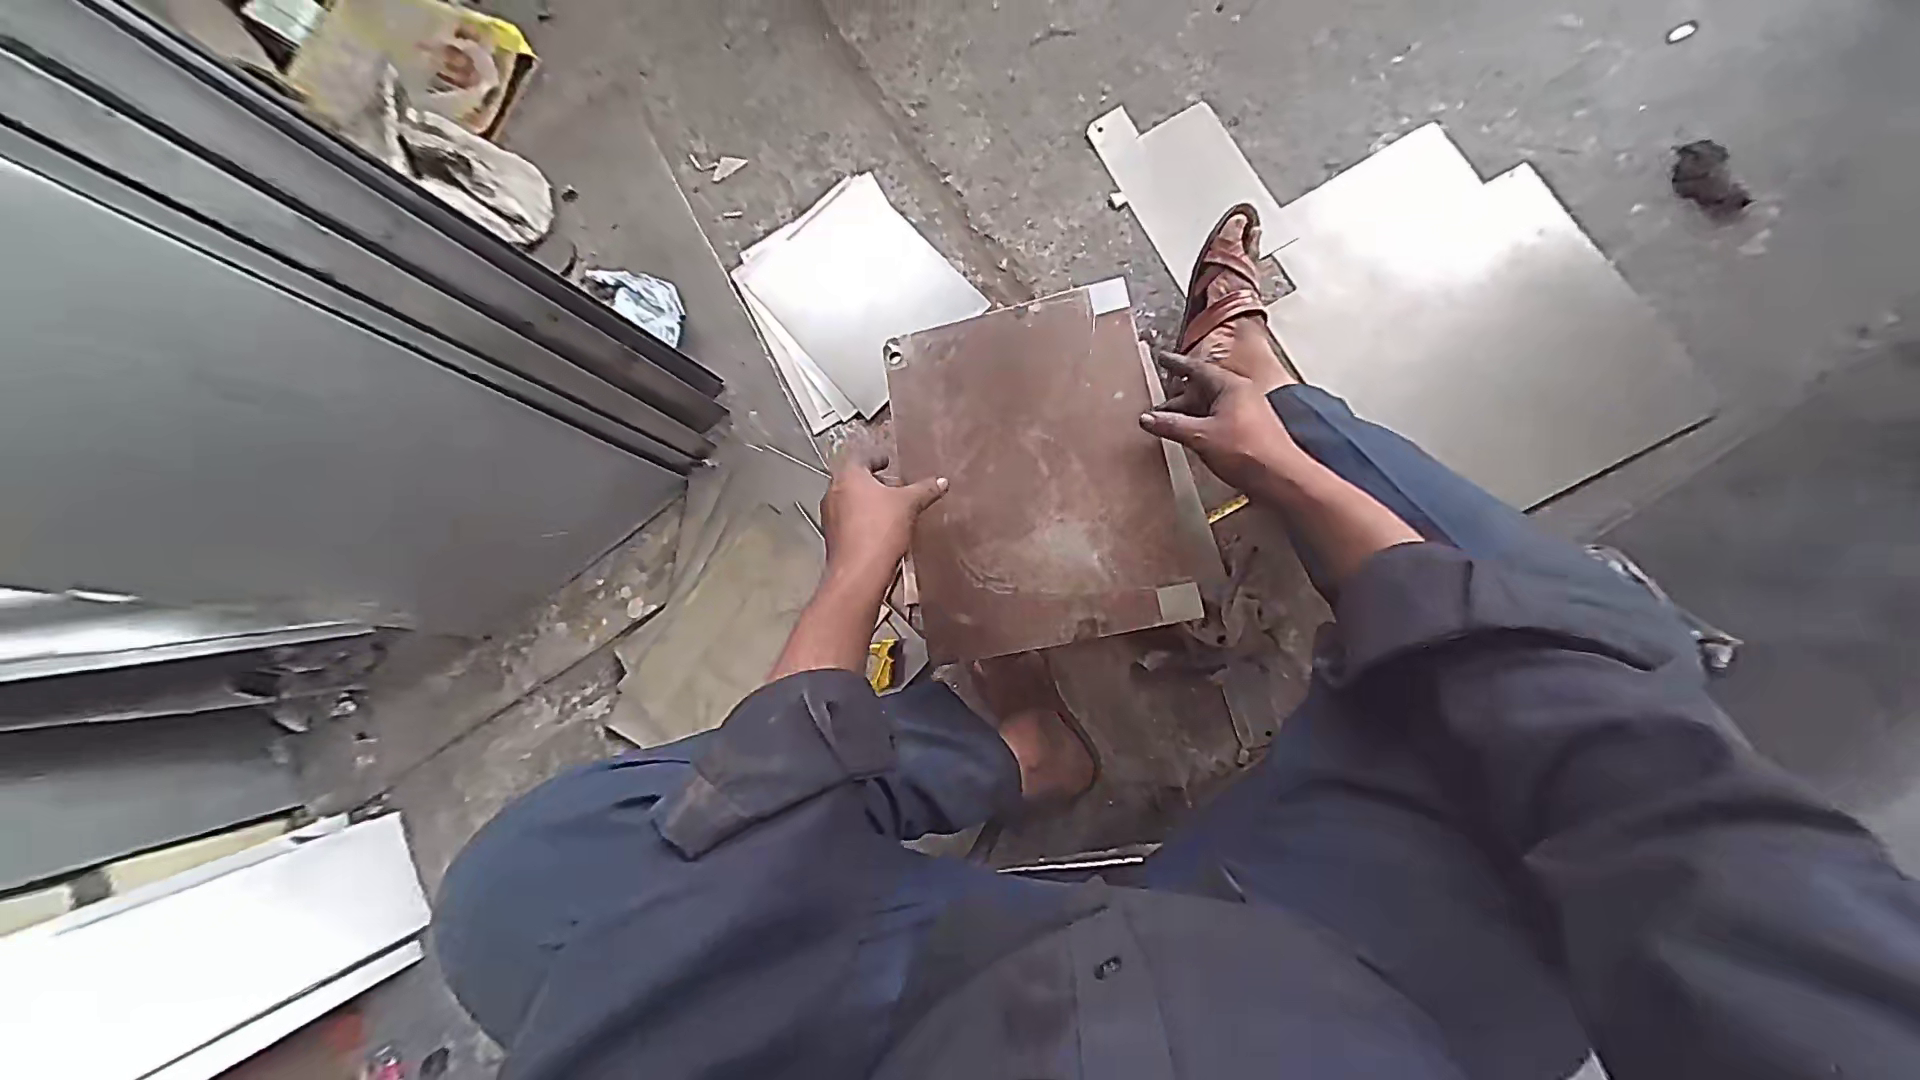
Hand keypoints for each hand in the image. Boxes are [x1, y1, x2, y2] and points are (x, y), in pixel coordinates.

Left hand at [819, 439, 947, 585]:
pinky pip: (849, 523)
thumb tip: (941, 481)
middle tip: (893, 486)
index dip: (876, 459)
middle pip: (854, 481)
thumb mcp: (909, 504)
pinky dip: (863, 521)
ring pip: (850, 502)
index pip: (861, 458)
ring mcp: (830, 517)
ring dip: (868, 503)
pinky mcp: (833, 539)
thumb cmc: (879, 530)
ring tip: (889, 509)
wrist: (859, 572)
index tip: (885, 461)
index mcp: (848, 477)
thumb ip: (925, 490)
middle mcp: (833, 493)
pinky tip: (880, 531)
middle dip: (874, 483)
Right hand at [1140, 349, 1313, 496]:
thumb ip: (1171, 425)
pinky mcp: (1246, 431)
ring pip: (1208, 407)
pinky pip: (1216, 421)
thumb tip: (1148, 418)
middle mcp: (1240, 395)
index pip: (1197, 369)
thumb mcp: (1200, 436)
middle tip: (1156, 405)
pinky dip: (1198, 425)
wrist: (1277, 477)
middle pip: (1201, 390)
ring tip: (1166, 424)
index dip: (1176, 364)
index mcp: (1231, 387)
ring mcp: (1245, 413)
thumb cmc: (1248, 451)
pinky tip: (1188, 437)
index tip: (1163, 359)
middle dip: (1177, 398)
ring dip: (1186, 415)